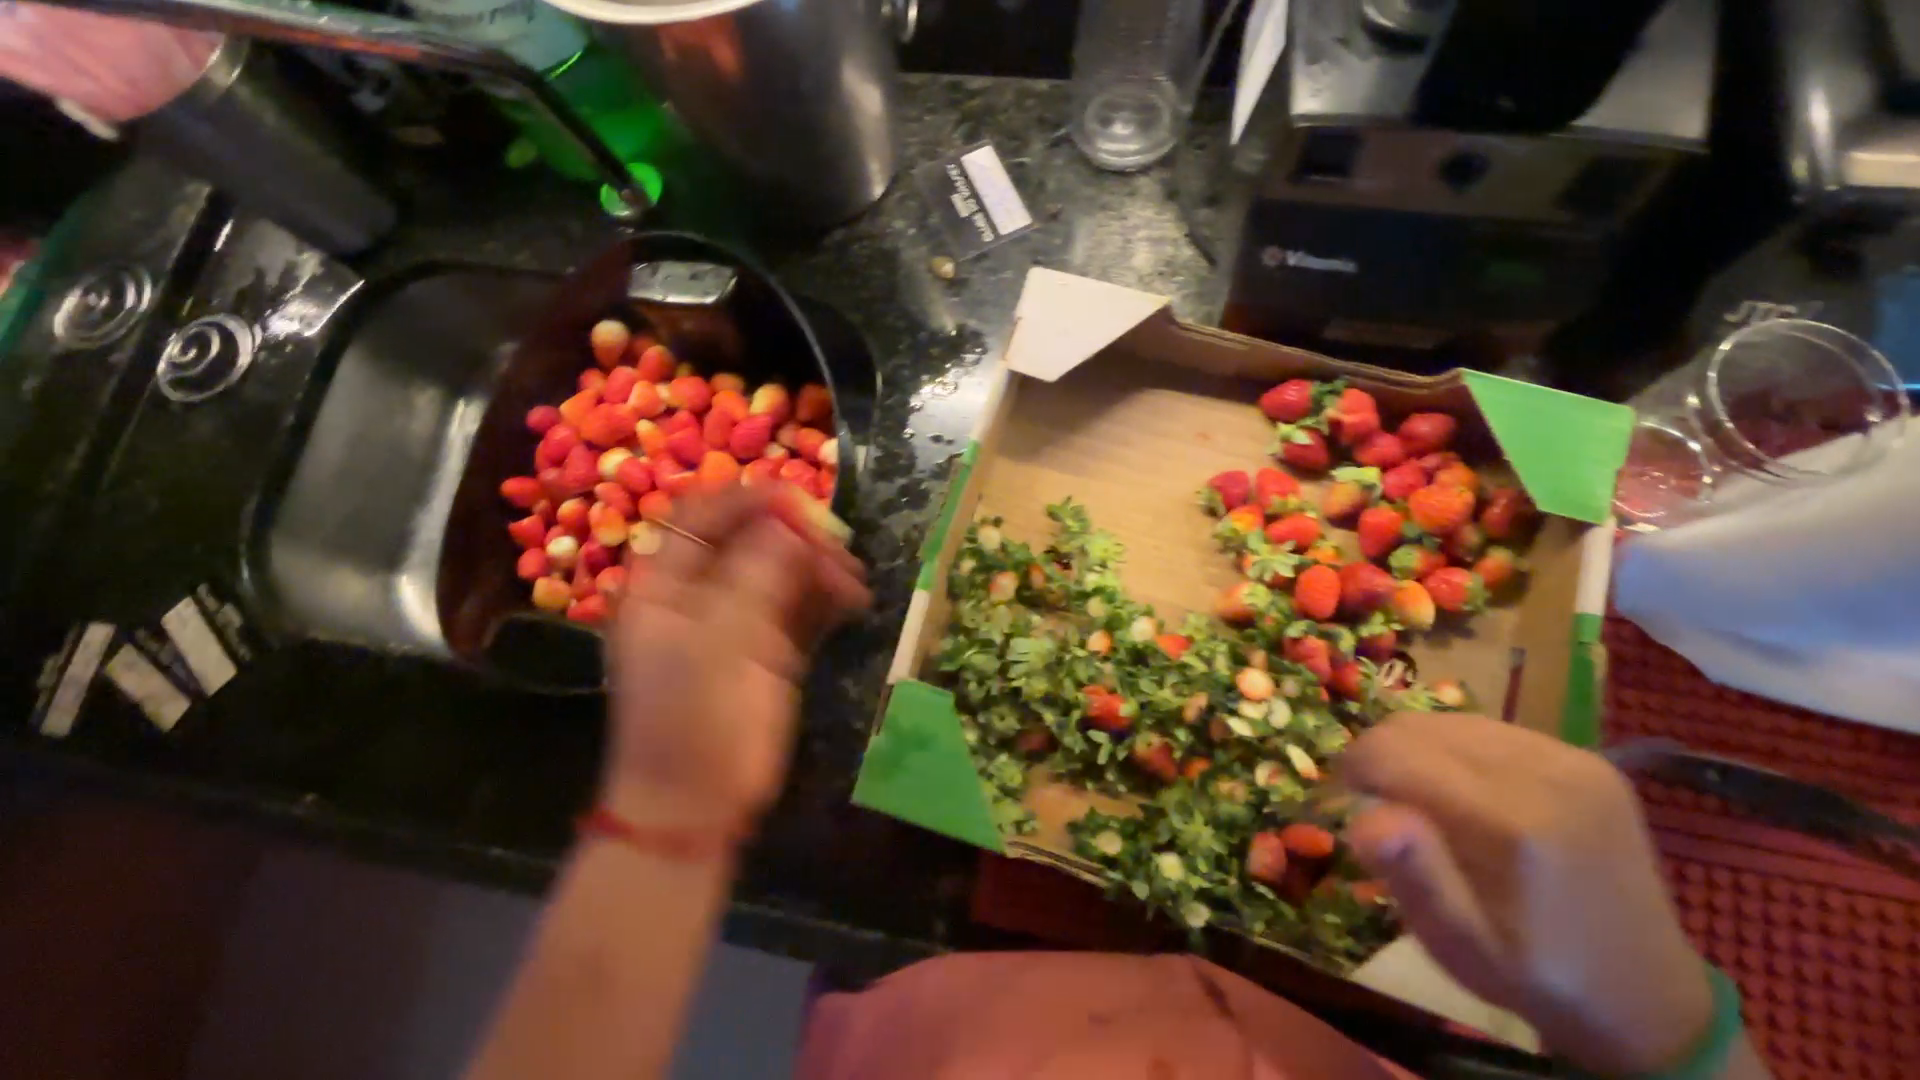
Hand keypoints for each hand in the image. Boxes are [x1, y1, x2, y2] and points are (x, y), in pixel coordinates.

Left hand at [604, 487, 870, 835]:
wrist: (695, 805)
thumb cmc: (690, 719)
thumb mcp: (717, 641)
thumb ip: (756, 576)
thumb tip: (794, 525)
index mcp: (665, 585)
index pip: (701, 517)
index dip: (747, 500)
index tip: (799, 498)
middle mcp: (701, 594)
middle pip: (750, 540)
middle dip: (795, 535)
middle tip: (837, 543)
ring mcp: (739, 621)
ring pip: (783, 572)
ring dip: (820, 566)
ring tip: (853, 579)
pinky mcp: (773, 650)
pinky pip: (803, 608)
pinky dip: (829, 597)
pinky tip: (856, 599)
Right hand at [1339, 712, 1712, 1076]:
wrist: (1648, 995)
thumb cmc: (1534, 975)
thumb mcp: (1462, 947)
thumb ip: (1414, 876)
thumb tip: (1363, 817)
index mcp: (1513, 822)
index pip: (1395, 753)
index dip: (1353, 770)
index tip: (1340, 804)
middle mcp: (1547, 773)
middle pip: (1418, 727)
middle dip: (1379, 757)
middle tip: (1373, 805)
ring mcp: (1574, 759)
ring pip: (1451, 721)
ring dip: (1415, 751)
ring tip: (1416, 800)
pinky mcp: (1588, 758)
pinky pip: (1490, 730)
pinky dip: (1456, 751)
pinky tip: (1463, 793)